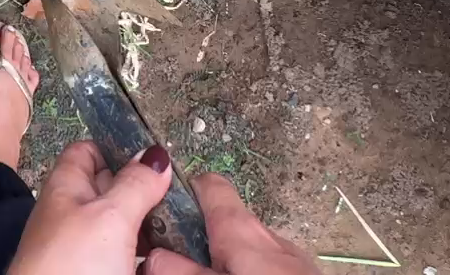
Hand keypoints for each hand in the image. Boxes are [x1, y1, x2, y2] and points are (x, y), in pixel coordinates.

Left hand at [6, 140, 173, 274]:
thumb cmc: (72, 263)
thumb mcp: (109, 216)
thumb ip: (133, 185)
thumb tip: (156, 154)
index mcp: (67, 184)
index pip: (89, 151)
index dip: (119, 151)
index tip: (158, 160)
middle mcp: (73, 211)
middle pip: (111, 190)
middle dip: (144, 193)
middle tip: (186, 200)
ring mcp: (84, 246)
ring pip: (122, 228)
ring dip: (150, 228)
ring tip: (188, 232)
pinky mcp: (96, 273)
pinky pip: (124, 258)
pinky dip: (146, 257)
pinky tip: (168, 263)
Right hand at [146, 174, 320, 274]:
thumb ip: (176, 269)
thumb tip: (151, 256)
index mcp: (242, 228)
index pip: (208, 183)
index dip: (182, 192)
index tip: (162, 214)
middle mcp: (273, 238)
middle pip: (227, 224)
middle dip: (204, 243)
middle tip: (186, 267)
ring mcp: (298, 264)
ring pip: (252, 253)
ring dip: (231, 265)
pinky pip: (274, 272)